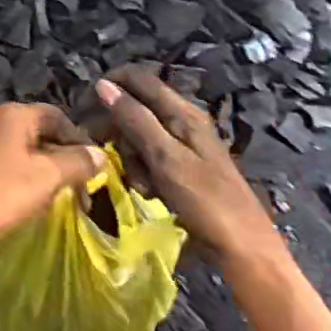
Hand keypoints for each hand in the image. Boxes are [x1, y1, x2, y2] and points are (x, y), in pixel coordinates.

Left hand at [0, 103, 106, 271]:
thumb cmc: (2, 192)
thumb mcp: (48, 176)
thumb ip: (77, 161)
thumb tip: (99, 154)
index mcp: (11, 114)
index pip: (56, 116)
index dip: (80, 139)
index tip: (99, 169)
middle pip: (41, 132)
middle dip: (67, 158)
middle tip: (87, 190)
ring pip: (27, 151)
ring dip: (50, 172)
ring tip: (68, 200)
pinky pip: (12, 165)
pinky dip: (30, 179)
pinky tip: (39, 202)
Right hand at [96, 63, 283, 267]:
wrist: (246, 252)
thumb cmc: (207, 202)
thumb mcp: (165, 158)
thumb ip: (134, 118)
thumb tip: (102, 84)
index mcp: (183, 112)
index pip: (136, 77)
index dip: (107, 85)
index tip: (84, 107)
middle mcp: (182, 121)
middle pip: (133, 106)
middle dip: (114, 126)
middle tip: (98, 147)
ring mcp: (182, 145)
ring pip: (136, 133)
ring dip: (127, 153)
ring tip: (135, 180)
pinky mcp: (181, 167)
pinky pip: (148, 156)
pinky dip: (141, 169)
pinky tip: (146, 189)